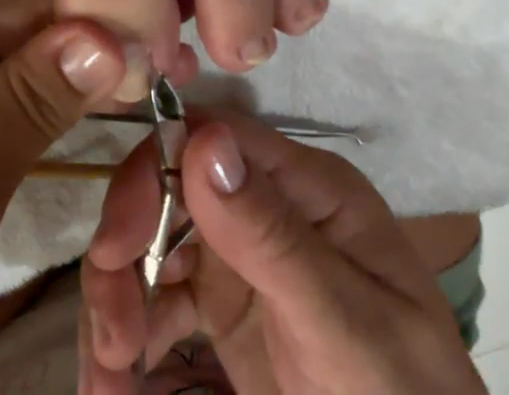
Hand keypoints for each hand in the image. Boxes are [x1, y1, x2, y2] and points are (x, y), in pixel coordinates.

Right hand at [79, 115, 484, 393]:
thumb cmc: (400, 394)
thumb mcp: (343, 321)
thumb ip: (273, 235)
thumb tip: (202, 139)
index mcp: (305, 189)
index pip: (207, 141)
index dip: (147, 179)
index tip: (115, 247)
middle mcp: (263, 207)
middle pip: (161, 194)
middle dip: (123, 257)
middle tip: (111, 337)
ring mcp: (236, 255)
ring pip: (146, 247)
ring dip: (115, 303)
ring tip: (107, 377)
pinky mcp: (218, 304)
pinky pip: (153, 300)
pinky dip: (125, 338)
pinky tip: (114, 380)